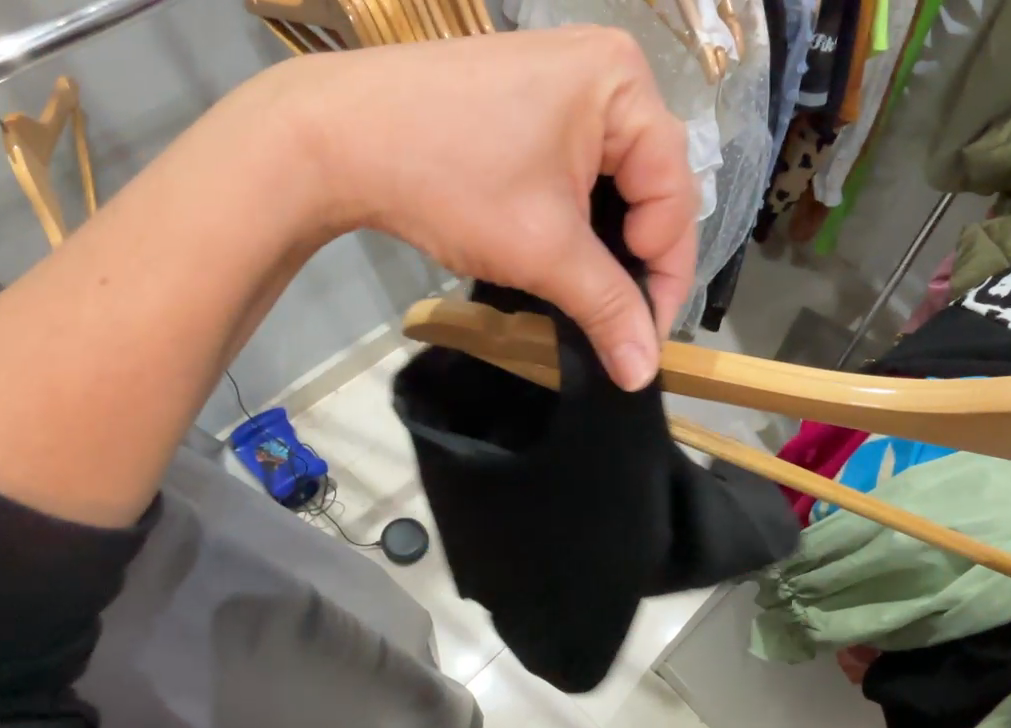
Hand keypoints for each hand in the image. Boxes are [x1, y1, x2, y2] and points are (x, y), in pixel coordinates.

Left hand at [270, 30, 696, 389]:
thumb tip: (643, 375)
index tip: (643, 338)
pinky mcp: (532, 100)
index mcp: (625, 85)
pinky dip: (577, 219)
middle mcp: (607, 69)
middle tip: (618, 321)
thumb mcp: (543, 251)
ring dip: (606, 246)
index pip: (676, 196)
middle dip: (635, 262)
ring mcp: (566, 80)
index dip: (666, 276)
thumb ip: (607, 310)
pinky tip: (563, 255)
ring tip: (590, 295)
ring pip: (616, 183)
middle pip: (651, 186)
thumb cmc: (449, 180)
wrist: (335, 137)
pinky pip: (581, 169)